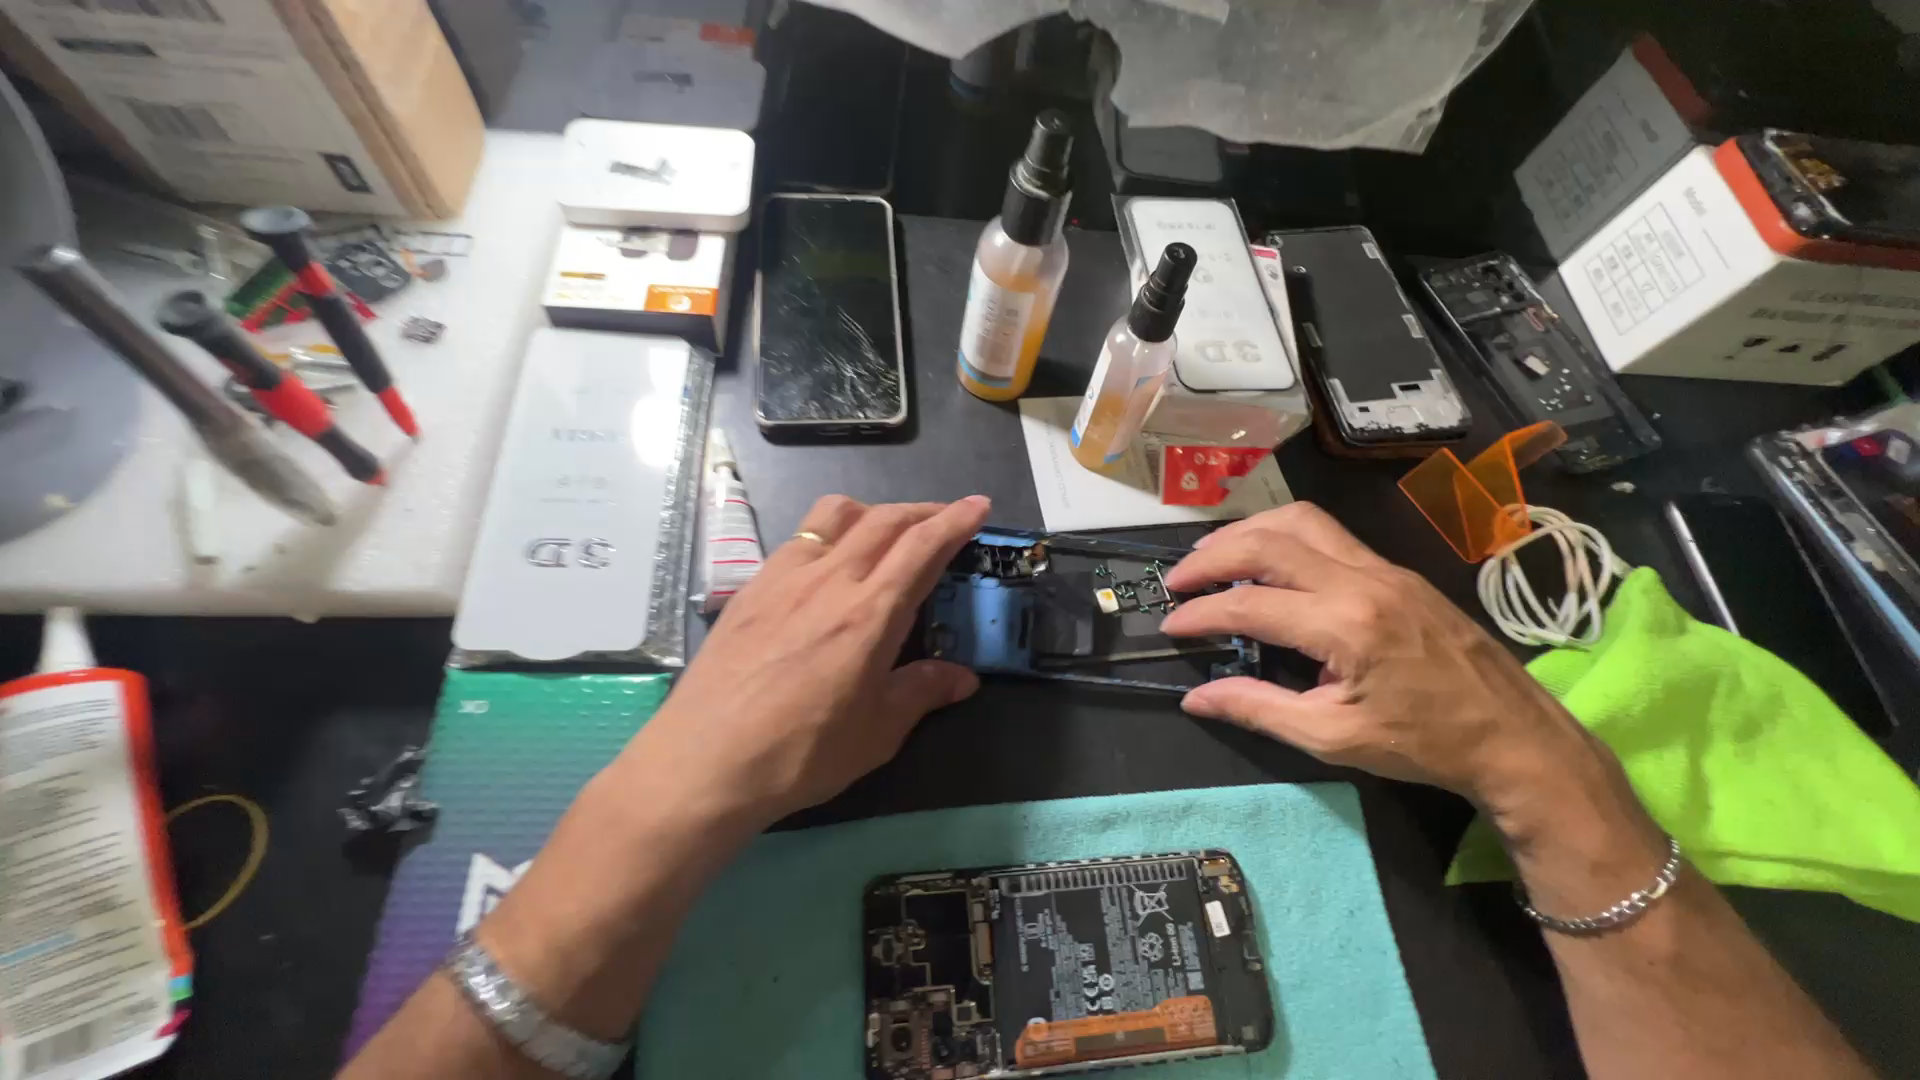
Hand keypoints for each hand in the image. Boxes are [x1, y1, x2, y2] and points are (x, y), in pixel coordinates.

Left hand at [624, 495, 991, 825]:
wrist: (704, 761)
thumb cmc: (800, 754)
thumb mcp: (876, 733)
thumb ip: (921, 693)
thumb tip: (962, 678)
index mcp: (870, 614)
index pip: (922, 547)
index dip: (956, 520)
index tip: (977, 504)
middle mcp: (830, 580)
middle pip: (885, 520)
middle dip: (924, 511)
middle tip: (946, 519)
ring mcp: (784, 577)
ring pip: (836, 514)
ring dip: (872, 511)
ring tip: (885, 532)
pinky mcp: (751, 587)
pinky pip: (799, 539)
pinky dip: (829, 533)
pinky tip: (826, 565)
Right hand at [1158, 503, 1605, 820]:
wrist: (1517, 737)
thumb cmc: (1423, 744)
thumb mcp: (1332, 737)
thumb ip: (1257, 708)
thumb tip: (1195, 698)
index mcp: (1346, 625)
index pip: (1250, 603)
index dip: (1201, 612)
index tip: (1171, 626)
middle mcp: (1362, 580)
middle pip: (1269, 541)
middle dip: (1212, 556)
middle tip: (1178, 580)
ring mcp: (1383, 568)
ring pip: (1300, 520)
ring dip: (1248, 532)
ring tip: (1214, 557)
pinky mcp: (1395, 570)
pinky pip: (1326, 533)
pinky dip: (1281, 537)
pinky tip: (1266, 562)